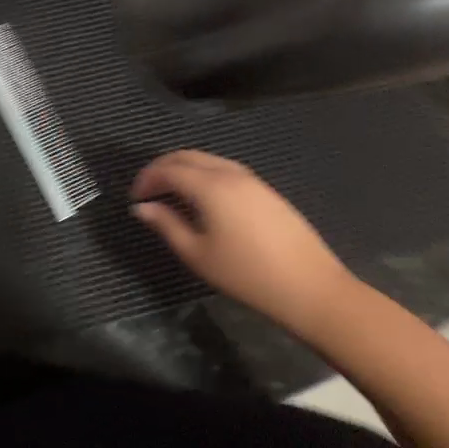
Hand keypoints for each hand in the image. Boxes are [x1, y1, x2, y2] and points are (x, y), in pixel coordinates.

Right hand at [130, 150, 358, 331]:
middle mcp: (230, 173)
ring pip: (208, 161)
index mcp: (209, 185)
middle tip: (148, 192)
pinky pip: (226, 171)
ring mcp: (252, 181)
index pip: (167, 169)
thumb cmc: (248, 275)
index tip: (135, 199)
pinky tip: (204, 202)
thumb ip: (166, 225)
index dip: (146, 179)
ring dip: (184, 170)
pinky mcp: (267, 192)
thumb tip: (142, 208)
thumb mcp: (198, 255)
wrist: (313, 290)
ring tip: (172, 196)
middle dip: (162, 169)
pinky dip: (205, 177)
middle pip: (186, 157)